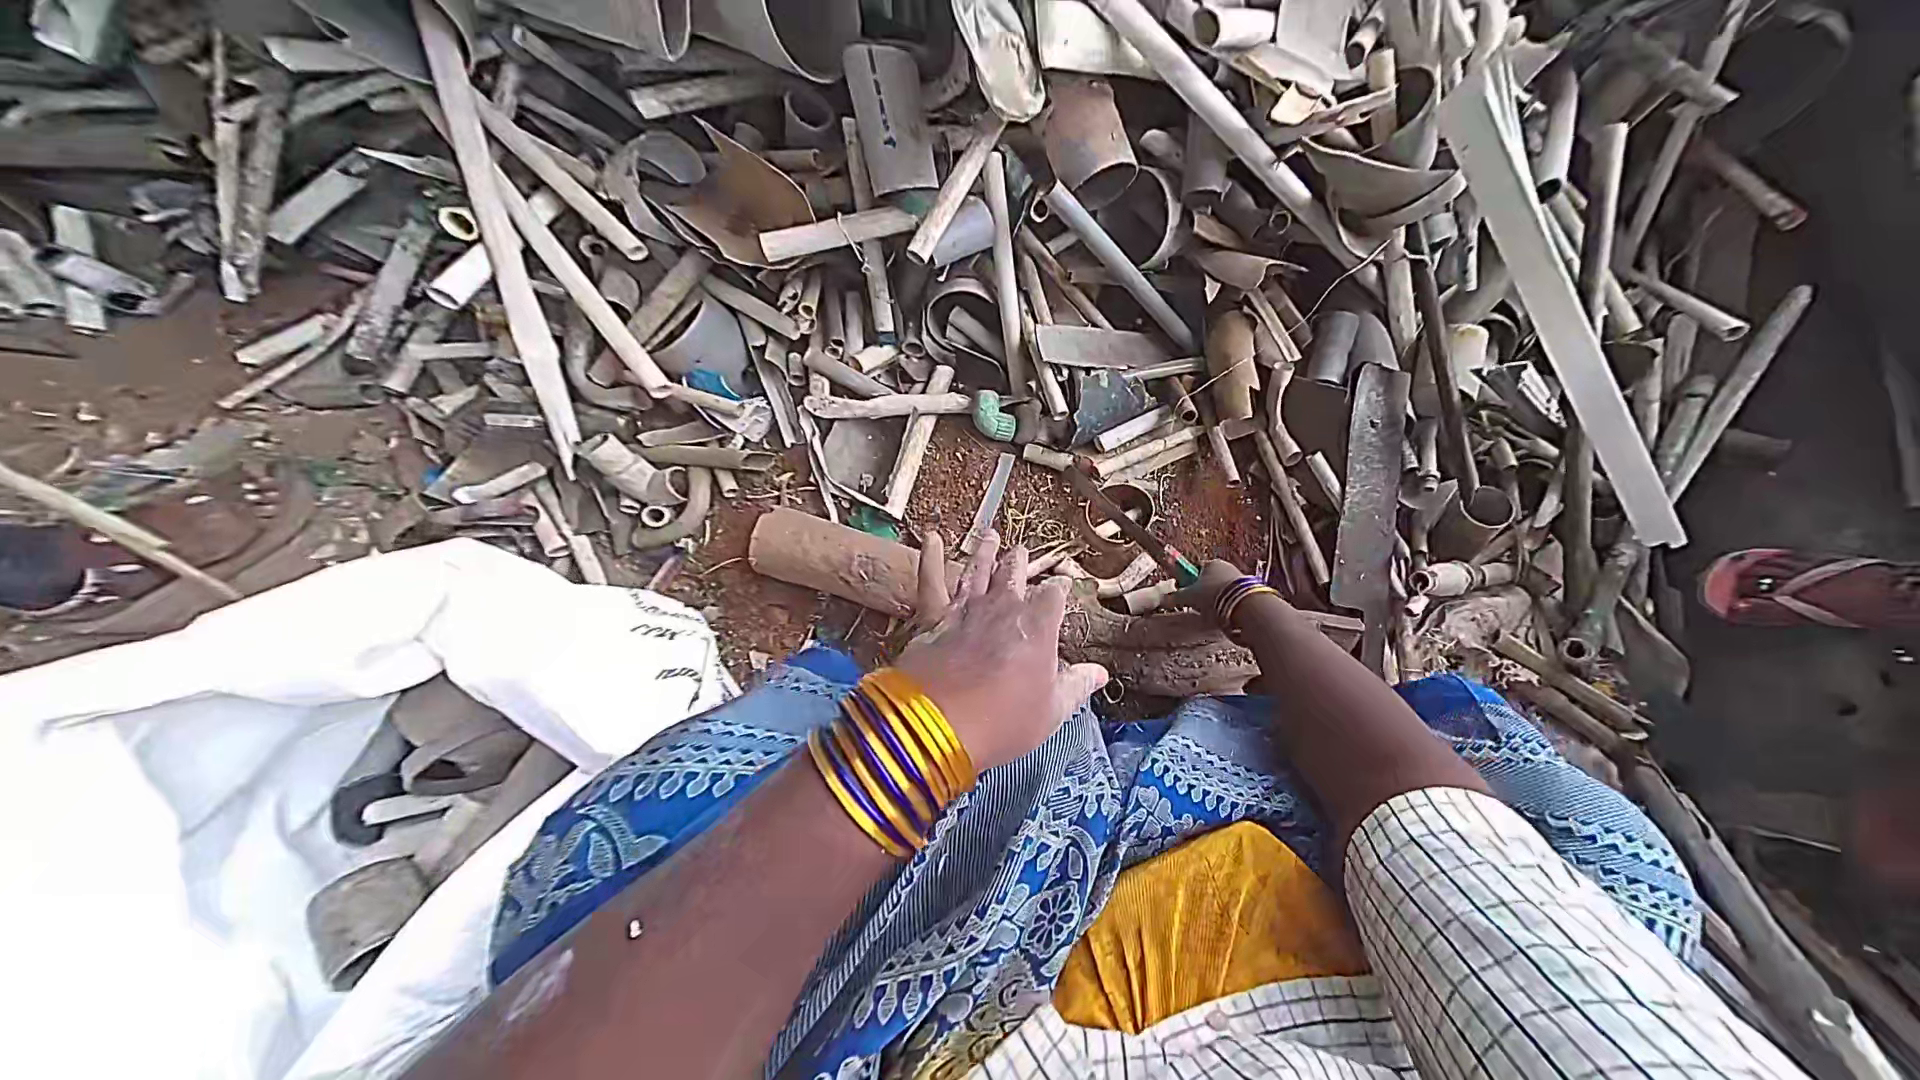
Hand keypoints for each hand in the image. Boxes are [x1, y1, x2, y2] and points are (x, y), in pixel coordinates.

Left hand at [896, 530, 1108, 770]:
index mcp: (1037, 626)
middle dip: (1020, 562)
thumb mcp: (1052, 711)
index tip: (1062, 585)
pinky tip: (930, 539)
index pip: (1054, 596)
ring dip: (985, 552)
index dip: (1059, 589)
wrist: (941, 723)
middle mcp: (1003, 608)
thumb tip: (1099, 674)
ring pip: (977, 571)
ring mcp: (966, 609)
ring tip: (989, 535)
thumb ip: (1076, 686)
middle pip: (1014, 576)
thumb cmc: (1004, 721)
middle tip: (1021, 551)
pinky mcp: (934, 618)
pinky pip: (931, 581)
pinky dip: (929, 558)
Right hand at [1170, 559, 1250, 624]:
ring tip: (1211, 613)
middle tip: (1196, 605)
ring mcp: (1240, 579)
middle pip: (1209, 580)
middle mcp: (1227, 567)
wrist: (1244, 605)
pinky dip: (1227, 606)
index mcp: (1211, 563)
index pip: (1195, 569)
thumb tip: (1165, 599)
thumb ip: (1175, 597)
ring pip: (1221, 590)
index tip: (1184, 592)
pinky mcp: (1250, 592)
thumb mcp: (1188, 597)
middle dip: (1202, 593)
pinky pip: (1233, 599)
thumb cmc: (1214, 594)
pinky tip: (1224, 615)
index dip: (1188, 581)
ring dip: (1215, 601)